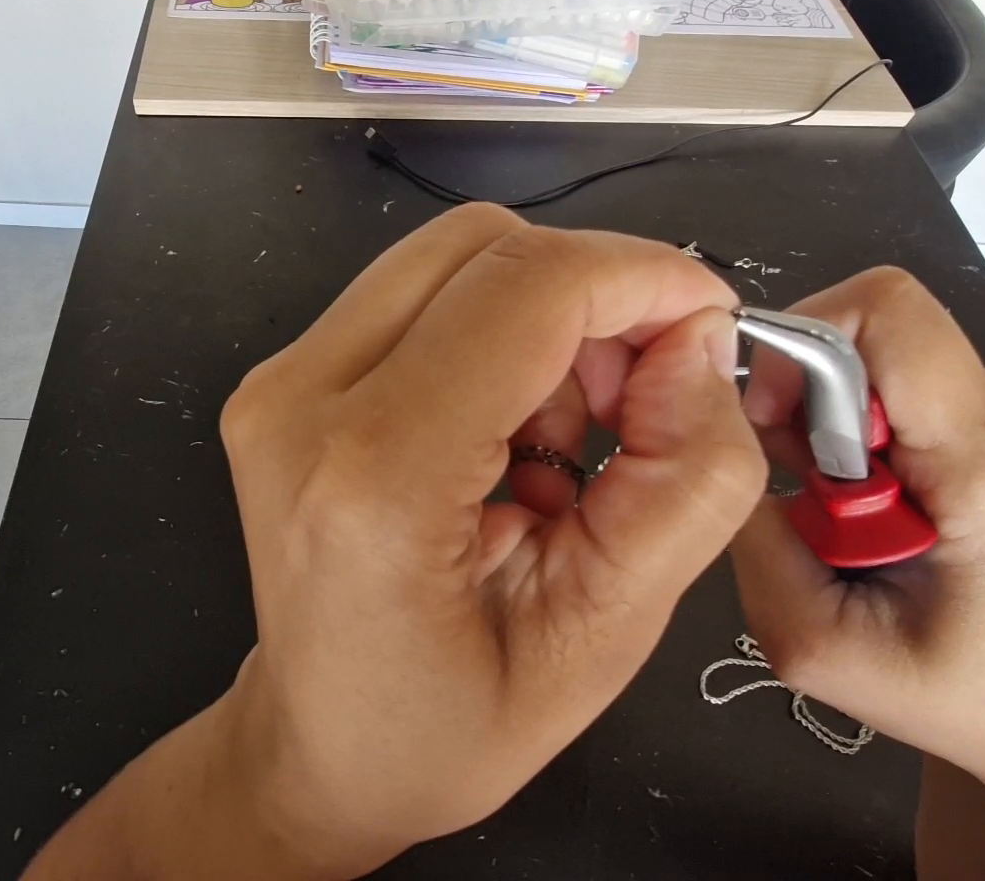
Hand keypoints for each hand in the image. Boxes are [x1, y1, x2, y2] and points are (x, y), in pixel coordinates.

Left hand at [212, 203, 764, 875]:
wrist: (317, 740)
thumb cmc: (450, 722)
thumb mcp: (608, 635)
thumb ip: (686, 480)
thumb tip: (696, 342)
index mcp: (375, 478)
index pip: (523, 290)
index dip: (639, 275)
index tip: (707, 317)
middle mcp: (301, 401)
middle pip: (480, 243)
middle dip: (591, 289)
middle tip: (635, 390)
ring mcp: (278, 381)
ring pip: (446, 257)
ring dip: (538, 312)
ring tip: (561, 433)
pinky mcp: (281, 377)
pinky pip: (411, 296)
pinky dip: (487, 331)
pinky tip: (502, 426)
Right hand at [730, 267, 984, 879]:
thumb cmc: (945, 695)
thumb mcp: (807, 638)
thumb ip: (750, 526)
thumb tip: (723, 435)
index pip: (886, 312)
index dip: (797, 343)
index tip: (767, 421)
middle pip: (867, 332)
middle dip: (801, 396)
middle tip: (797, 484)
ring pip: (871, 358)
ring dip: (820, 421)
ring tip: (833, 507)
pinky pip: (891, 379)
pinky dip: (848, 427)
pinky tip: (862, 499)